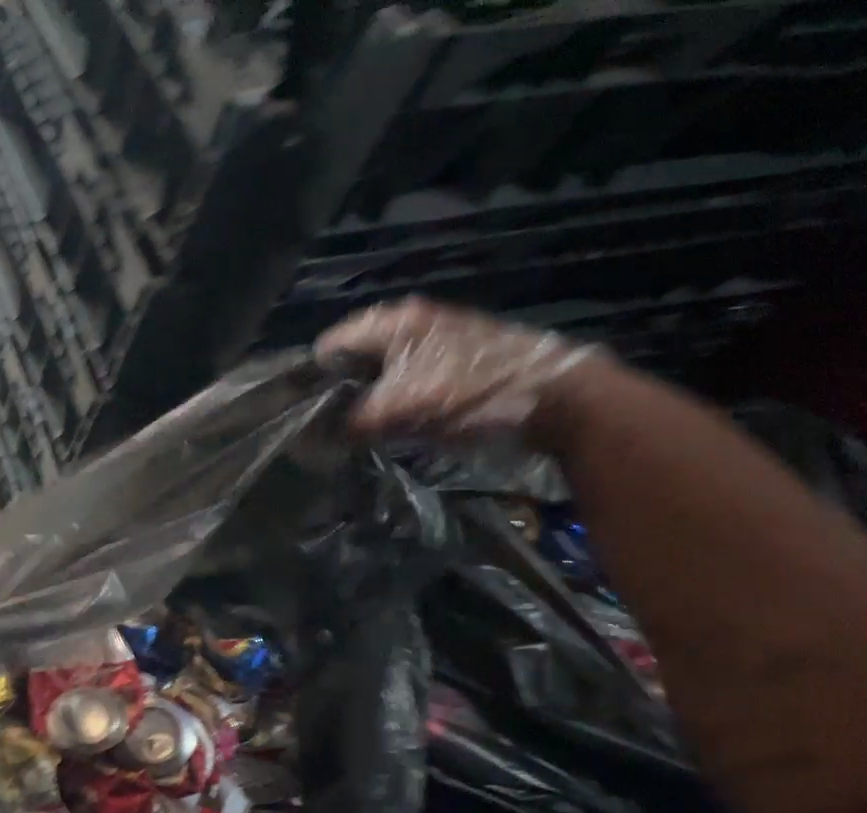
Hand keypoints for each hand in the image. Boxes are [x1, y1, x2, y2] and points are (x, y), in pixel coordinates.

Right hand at [314, 297, 615, 436]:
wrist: (557, 398)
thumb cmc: (471, 393)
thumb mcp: (402, 409)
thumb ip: (353, 421)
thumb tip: (316, 439)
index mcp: (392, 321)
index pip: (328, 346)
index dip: (314, 380)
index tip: (309, 414)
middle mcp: (410, 320)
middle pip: (354, 357)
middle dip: (342, 391)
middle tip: (333, 427)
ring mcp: (437, 337)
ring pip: (381, 370)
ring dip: (370, 400)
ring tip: (363, 430)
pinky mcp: (456, 358)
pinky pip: (409, 379)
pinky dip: (398, 400)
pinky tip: (400, 424)